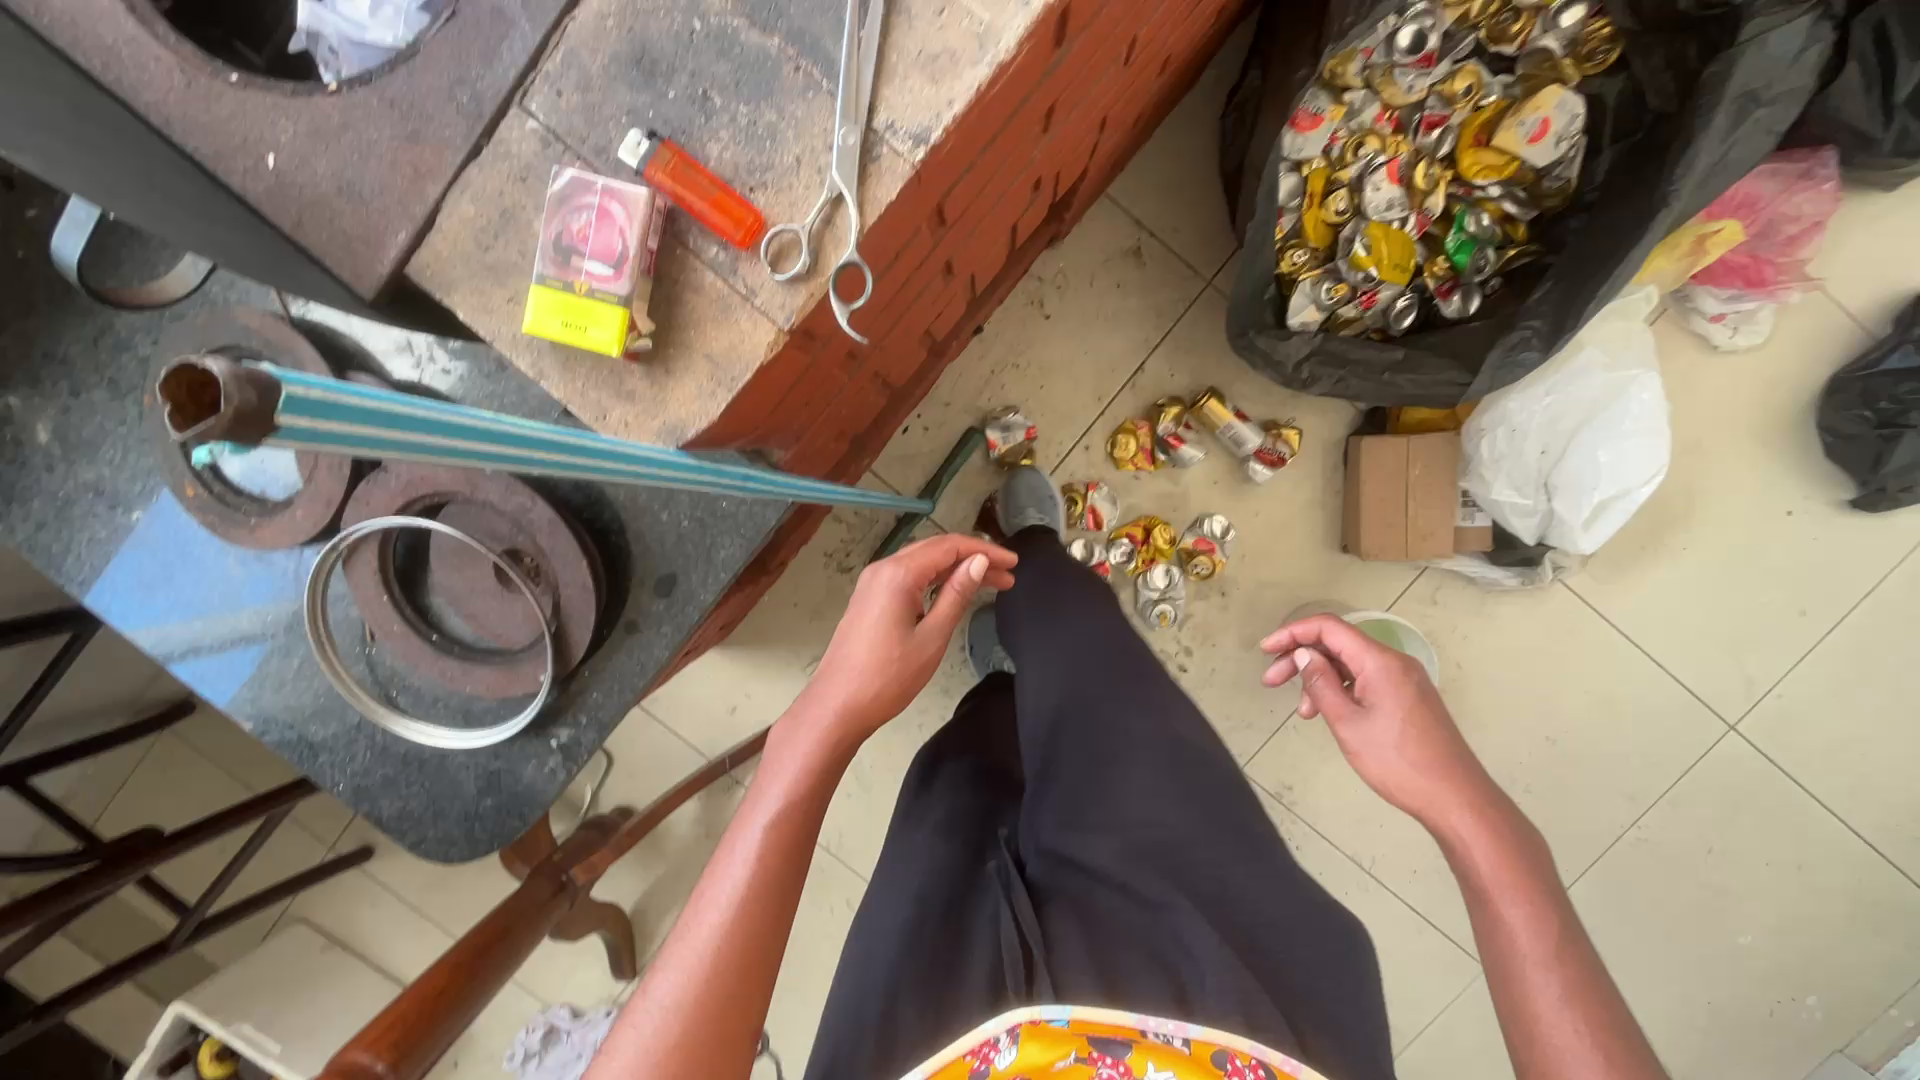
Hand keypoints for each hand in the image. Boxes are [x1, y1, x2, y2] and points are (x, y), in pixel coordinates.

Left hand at [789, 534, 1017, 751]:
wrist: (838, 705)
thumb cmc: (888, 677)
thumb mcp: (932, 636)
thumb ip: (956, 595)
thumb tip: (978, 562)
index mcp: (898, 574)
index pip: (949, 547)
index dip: (985, 550)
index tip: (1014, 563)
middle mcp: (883, 569)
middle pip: (936, 550)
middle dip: (974, 558)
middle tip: (1008, 575)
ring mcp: (873, 583)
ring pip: (922, 564)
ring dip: (956, 569)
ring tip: (991, 584)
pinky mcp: (870, 599)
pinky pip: (908, 578)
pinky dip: (935, 580)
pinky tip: (955, 592)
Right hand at [1259, 614, 1493, 829]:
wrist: (1455, 797)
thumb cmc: (1396, 761)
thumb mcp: (1347, 723)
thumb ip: (1321, 683)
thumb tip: (1303, 653)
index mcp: (1380, 662)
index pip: (1329, 628)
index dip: (1293, 633)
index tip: (1266, 650)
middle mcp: (1394, 662)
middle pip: (1337, 644)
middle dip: (1300, 658)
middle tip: (1270, 682)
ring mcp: (1403, 679)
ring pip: (1349, 664)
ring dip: (1318, 678)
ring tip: (1301, 711)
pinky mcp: (1406, 696)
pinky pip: (1364, 680)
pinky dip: (1339, 690)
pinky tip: (1325, 713)